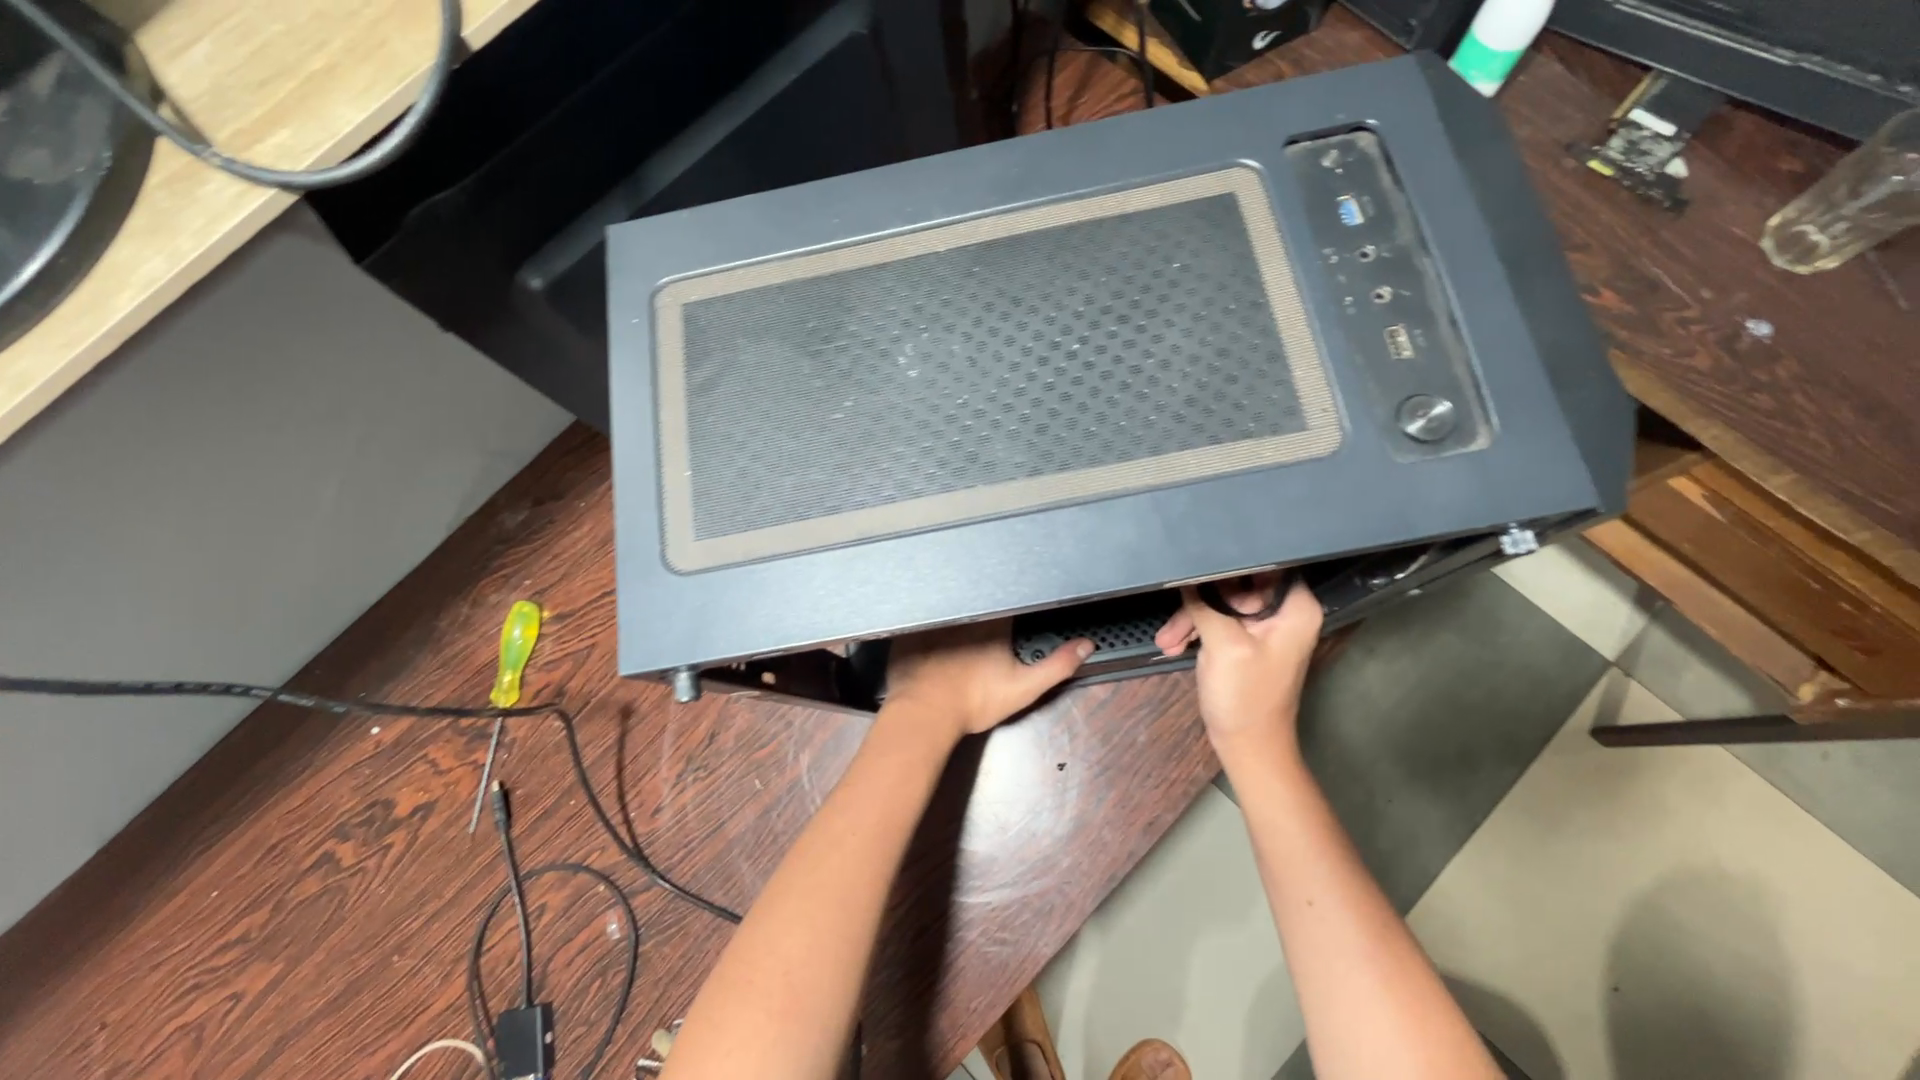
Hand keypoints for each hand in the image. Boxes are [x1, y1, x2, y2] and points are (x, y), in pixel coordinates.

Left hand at [883, 620, 1092, 743]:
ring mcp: (932, 623)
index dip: (1010, 604)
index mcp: (992, 624)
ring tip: (955, 617)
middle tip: (984, 612)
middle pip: (975, 600)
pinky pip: (917, 620)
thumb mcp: (1024, 687)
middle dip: (980, 602)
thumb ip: (1056, 665)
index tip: (1013, 603)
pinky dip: (922, 623)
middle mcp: (962, 616)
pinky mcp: (908, 633)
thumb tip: (1086, 646)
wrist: (925, 714)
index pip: (1006, 602)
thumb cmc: (975, 701)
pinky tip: (923, 628)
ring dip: (952, 610)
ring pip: (946, 608)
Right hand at [1155, 575, 1322, 761]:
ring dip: (1191, 618)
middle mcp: (1284, 612)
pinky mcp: (1246, 641)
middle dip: (1201, 599)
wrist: (1247, 745)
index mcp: (1295, 607)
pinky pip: (1218, 621)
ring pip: (1221, 603)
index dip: (1228, 566)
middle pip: (1236, 584)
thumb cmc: (1245, 697)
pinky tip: (1175, 645)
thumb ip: (1205, 604)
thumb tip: (1188, 575)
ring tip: (1168, 641)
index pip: (1263, 564)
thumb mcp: (1224, 645)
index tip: (1197, 571)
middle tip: (1176, 622)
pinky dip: (1197, 631)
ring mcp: (1264, 628)